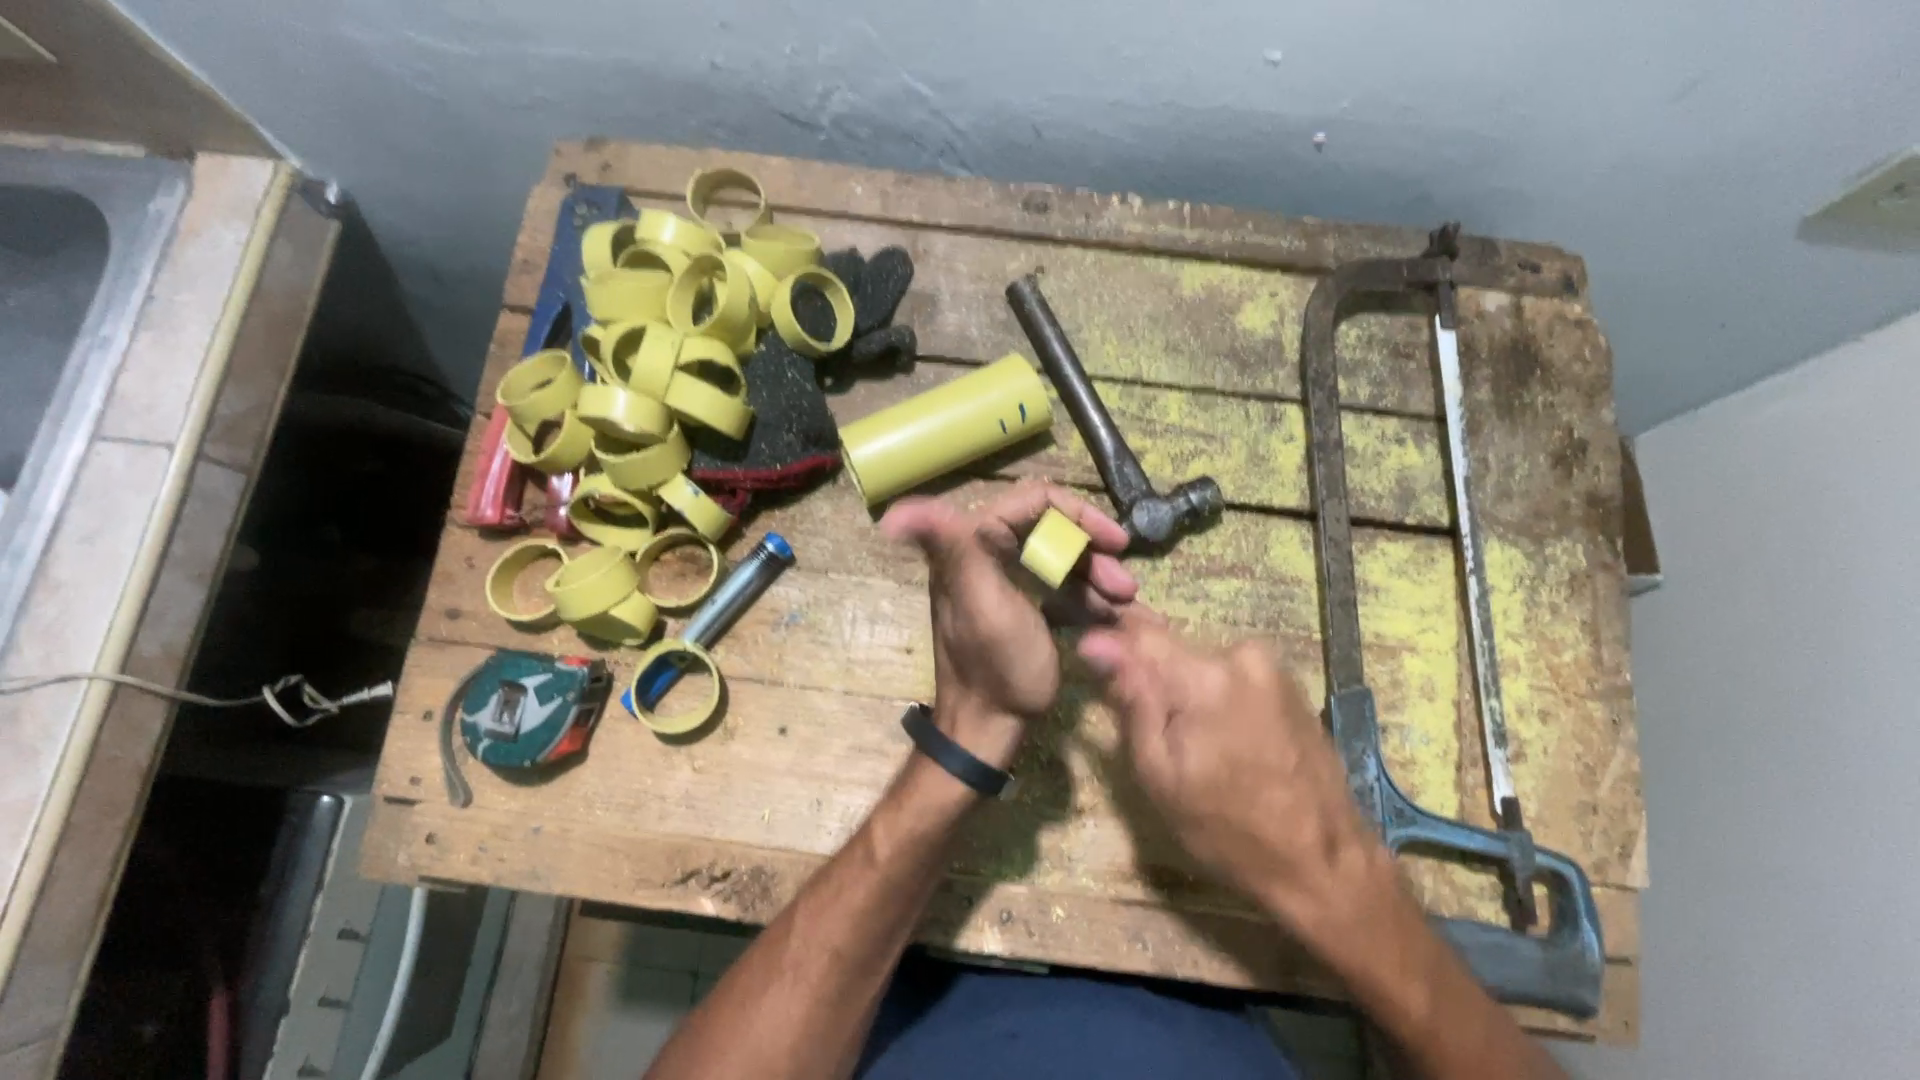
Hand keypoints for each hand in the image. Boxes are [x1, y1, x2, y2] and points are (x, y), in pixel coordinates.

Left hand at [882, 481, 1136, 767]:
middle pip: (1052, 526)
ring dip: (1096, 572)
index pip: (1035, 500)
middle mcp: (984, 551)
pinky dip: (1086, 593)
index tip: (1116, 542)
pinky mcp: (1018, 603)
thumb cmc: (994, 666)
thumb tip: (893, 515)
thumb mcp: (981, 603)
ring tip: (1124, 601)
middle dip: (1092, 549)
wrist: (989, 727)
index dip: (1080, 515)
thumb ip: (950, 548)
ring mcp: (1003, 577)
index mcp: (974, 541)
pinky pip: (1059, 582)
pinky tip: (1108, 613)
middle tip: (1124, 585)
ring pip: (1060, 554)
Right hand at [1077, 614, 1400, 944]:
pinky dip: (1218, 700)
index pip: (1140, 634)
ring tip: (1193, 747)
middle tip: (1151, 733)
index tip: (1097, 671)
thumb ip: (1131, 701)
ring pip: (1203, 665)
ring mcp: (1274, 669)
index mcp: (1205, 676)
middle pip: (1173, 649)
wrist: (1325, 864)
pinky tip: (1225, 744)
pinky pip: (1233, 677)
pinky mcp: (1292, 686)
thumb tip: (1098, 644)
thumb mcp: (1160, 776)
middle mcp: (1242, 656)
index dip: (1112, 646)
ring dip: (1186, 692)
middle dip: (1153, 679)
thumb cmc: (1229, 830)